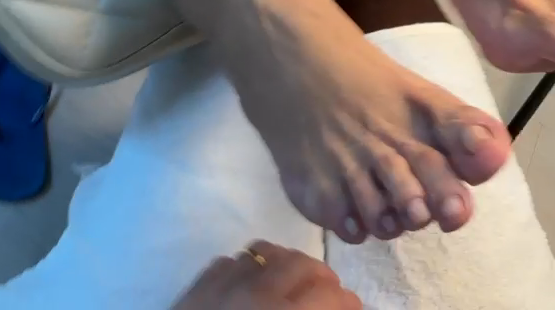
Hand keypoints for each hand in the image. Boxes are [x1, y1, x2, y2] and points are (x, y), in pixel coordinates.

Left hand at [171, 243, 361, 309]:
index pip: (329, 297)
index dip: (348, 303)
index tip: (355, 309)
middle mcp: (256, 290)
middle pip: (300, 263)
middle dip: (322, 277)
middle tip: (331, 295)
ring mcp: (224, 281)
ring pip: (266, 251)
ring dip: (287, 263)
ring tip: (295, 282)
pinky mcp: (199, 283)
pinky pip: (232, 259)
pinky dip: (250, 267)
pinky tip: (253, 283)